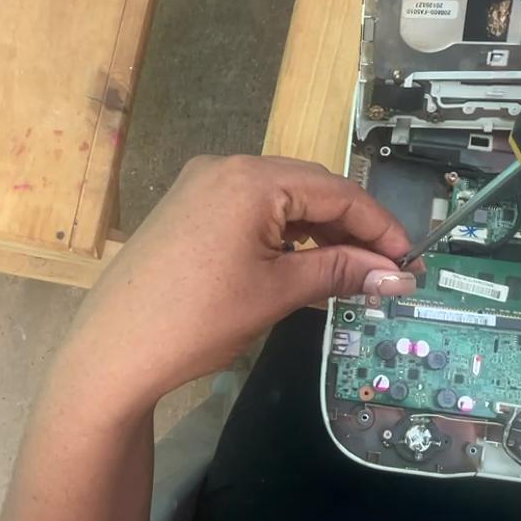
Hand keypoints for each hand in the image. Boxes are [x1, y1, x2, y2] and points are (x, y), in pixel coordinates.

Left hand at [56, 155, 415, 413]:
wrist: (112, 352)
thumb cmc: (198, 321)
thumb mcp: (277, 293)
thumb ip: (340, 273)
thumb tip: (395, 275)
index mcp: (251, 179)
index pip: (336, 191)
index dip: (379, 226)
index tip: (407, 260)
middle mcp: (225, 168)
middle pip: (308, 188)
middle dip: (350, 228)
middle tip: (382, 269)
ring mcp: (200, 186)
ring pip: (279, 200)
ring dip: (317, 232)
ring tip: (347, 272)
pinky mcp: (187, 209)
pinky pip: (250, 211)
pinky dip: (281, 235)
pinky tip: (299, 264)